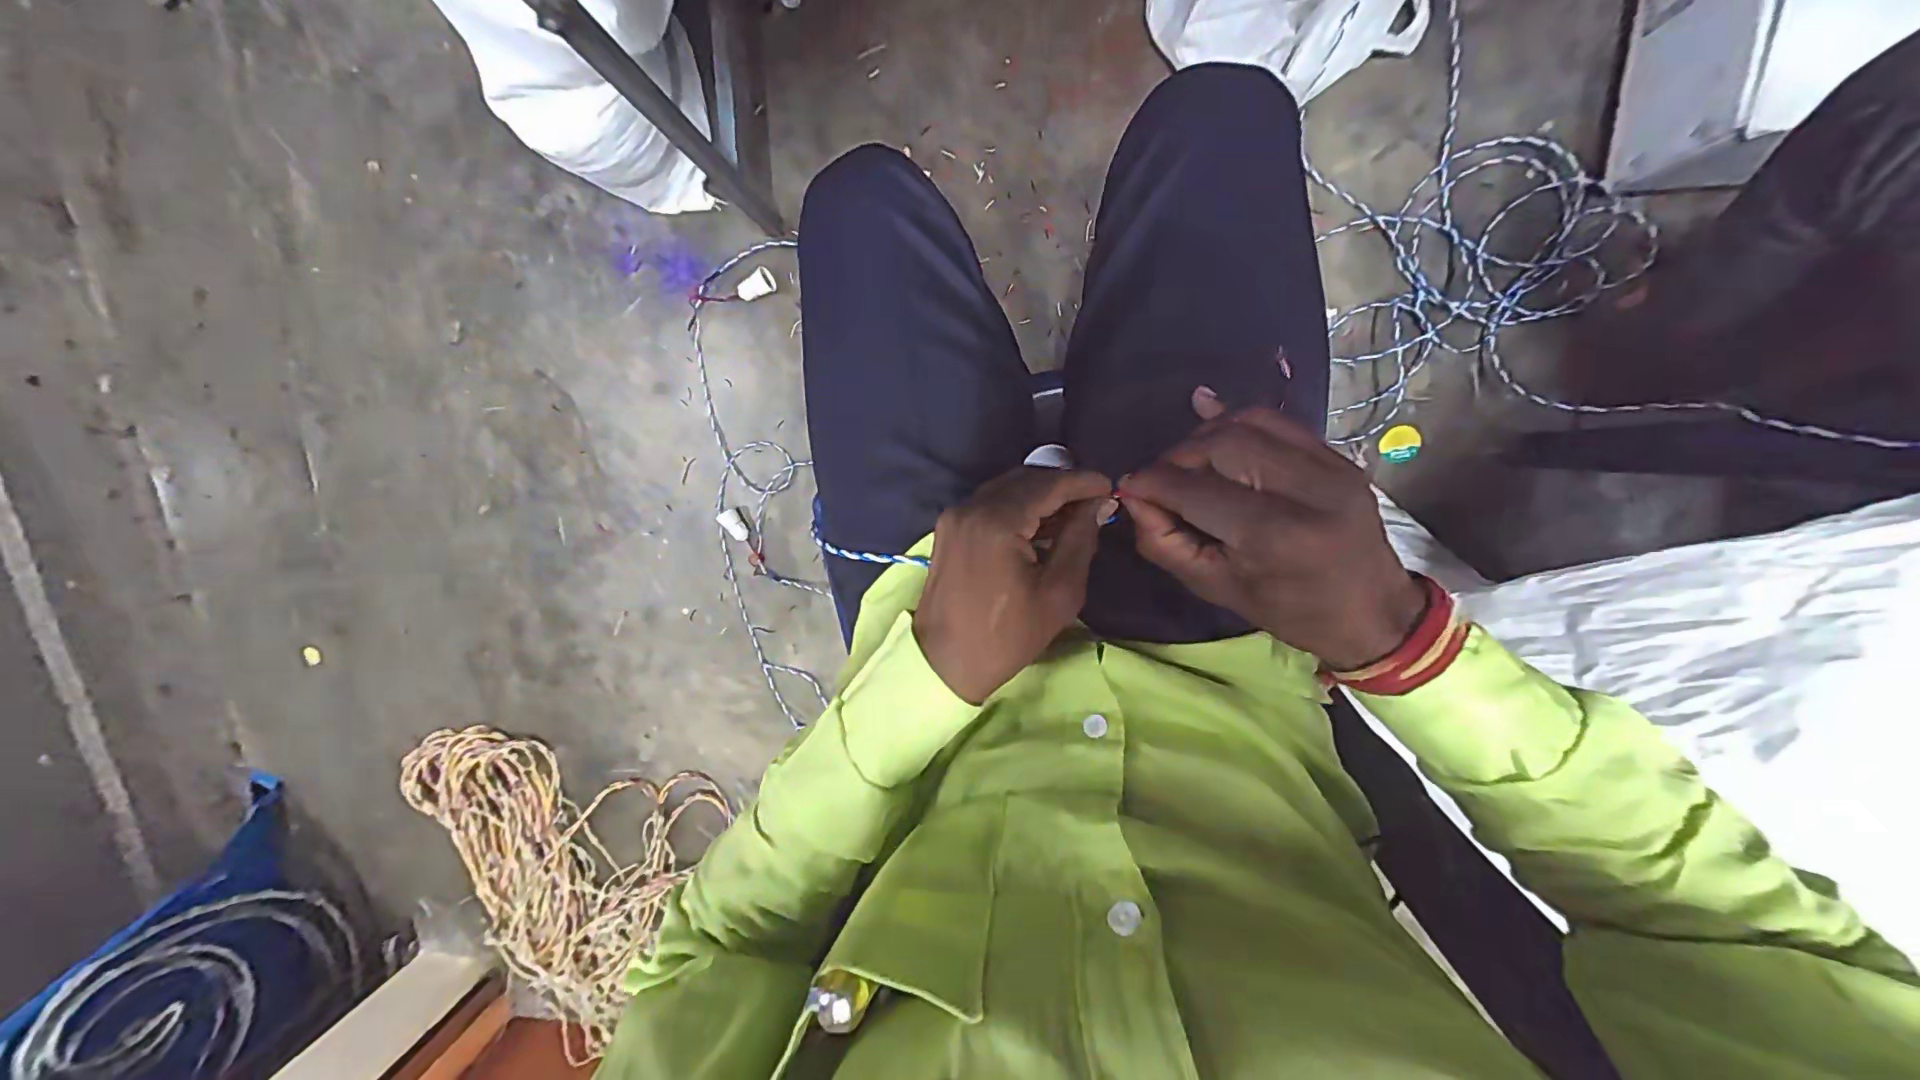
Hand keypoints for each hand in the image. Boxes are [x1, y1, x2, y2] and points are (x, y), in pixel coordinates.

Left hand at [914, 466, 1114, 703]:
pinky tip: (1040, 526)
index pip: (1048, 484)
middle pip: (1025, 479)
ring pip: (1006, 488)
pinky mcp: (948, 528)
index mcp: (996, 521)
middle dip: (1062, 486)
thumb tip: (1098, 505)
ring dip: (1040, 495)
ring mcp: (955, 516)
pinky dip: (1017, 506)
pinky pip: (989, 503)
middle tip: (1094, 503)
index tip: (1110, 488)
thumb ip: (1080, 539)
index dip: (1083, 482)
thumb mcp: (1059, 592)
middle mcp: (971, 507)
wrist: (945, 663)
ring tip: (1072, 516)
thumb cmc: (1007, 636)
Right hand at [1118, 393, 1424, 669]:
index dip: (1153, 482)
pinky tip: (1208, 420)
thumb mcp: (1214, 587)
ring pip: (1250, 421)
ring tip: (1188, 461)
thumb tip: (1134, 496)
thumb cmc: (1287, 610)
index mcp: (1276, 537)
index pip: (1197, 491)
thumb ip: (1164, 541)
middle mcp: (1309, 491)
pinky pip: (1278, 420)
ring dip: (1206, 435)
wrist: (1371, 612)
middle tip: (1160, 477)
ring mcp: (1331, 467)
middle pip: (1224, 443)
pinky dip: (1236, 419)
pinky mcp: (1339, 456)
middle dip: (1179, 455)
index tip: (1129, 484)